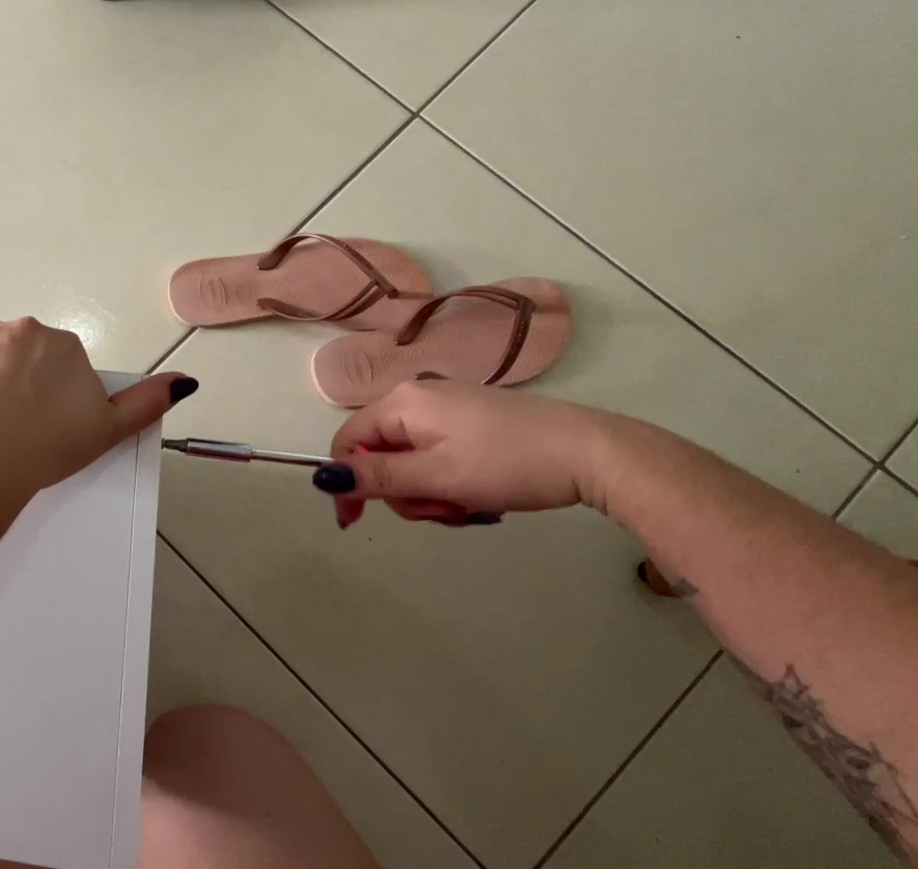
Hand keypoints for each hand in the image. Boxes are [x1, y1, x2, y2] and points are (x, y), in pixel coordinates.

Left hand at [0, 317, 197, 497]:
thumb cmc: (48, 445)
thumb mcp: (109, 429)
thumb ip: (148, 402)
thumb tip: (186, 381)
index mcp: (67, 345)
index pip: (63, 360)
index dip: (56, 390)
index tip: (48, 418)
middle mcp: (29, 330)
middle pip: (27, 347)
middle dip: (24, 374)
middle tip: (19, 417)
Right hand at [323, 379, 623, 527]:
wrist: (594, 451)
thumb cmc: (509, 463)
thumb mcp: (438, 477)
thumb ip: (378, 477)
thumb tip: (323, 477)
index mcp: (401, 403)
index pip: (347, 442)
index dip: (347, 484)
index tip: (356, 522)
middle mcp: (416, 396)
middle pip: (379, 452)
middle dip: (402, 491)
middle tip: (442, 512)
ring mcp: (447, 405)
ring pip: (409, 458)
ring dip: (429, 491)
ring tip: (466, 507)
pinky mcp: (472, 418)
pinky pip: (436, 452)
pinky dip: (447, 479)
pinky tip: (476, 493)